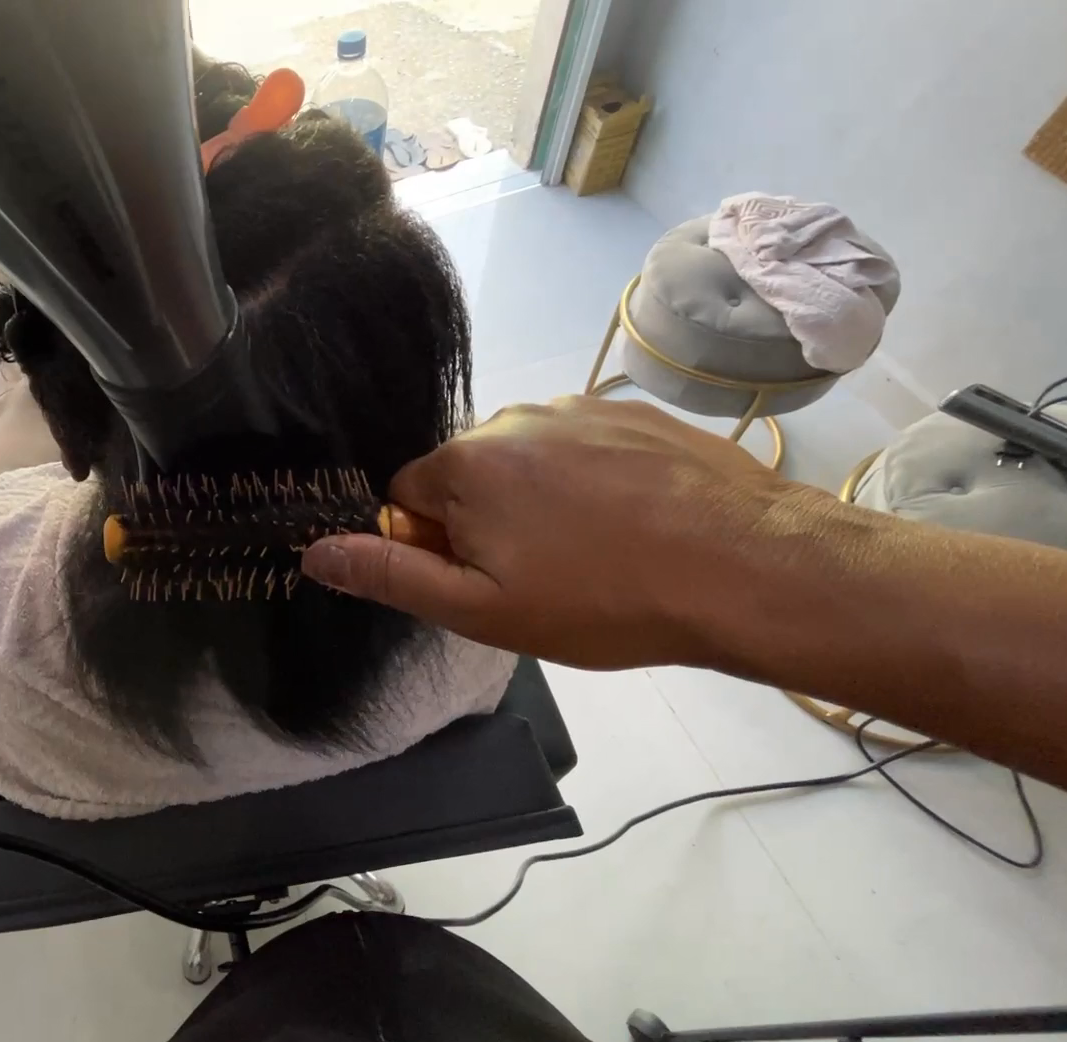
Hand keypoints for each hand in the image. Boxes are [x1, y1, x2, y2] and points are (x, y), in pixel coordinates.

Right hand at [301, 396, 820, 668]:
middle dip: (478, 520)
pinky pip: (573, 445)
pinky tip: (627, 519)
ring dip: (531, 499)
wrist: (753, 570)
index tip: (483, 579)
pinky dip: (582, 478)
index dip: (431, 546)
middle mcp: (509, 419)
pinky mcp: (630, 412)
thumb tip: (313, 550)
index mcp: (463, 464)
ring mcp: (575, 408)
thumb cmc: (600, 600)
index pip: (403, 498)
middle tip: (537, 573)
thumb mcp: (478, 608)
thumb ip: (388, 575)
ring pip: (518, 460)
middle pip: (460, 477)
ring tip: (590, 548)